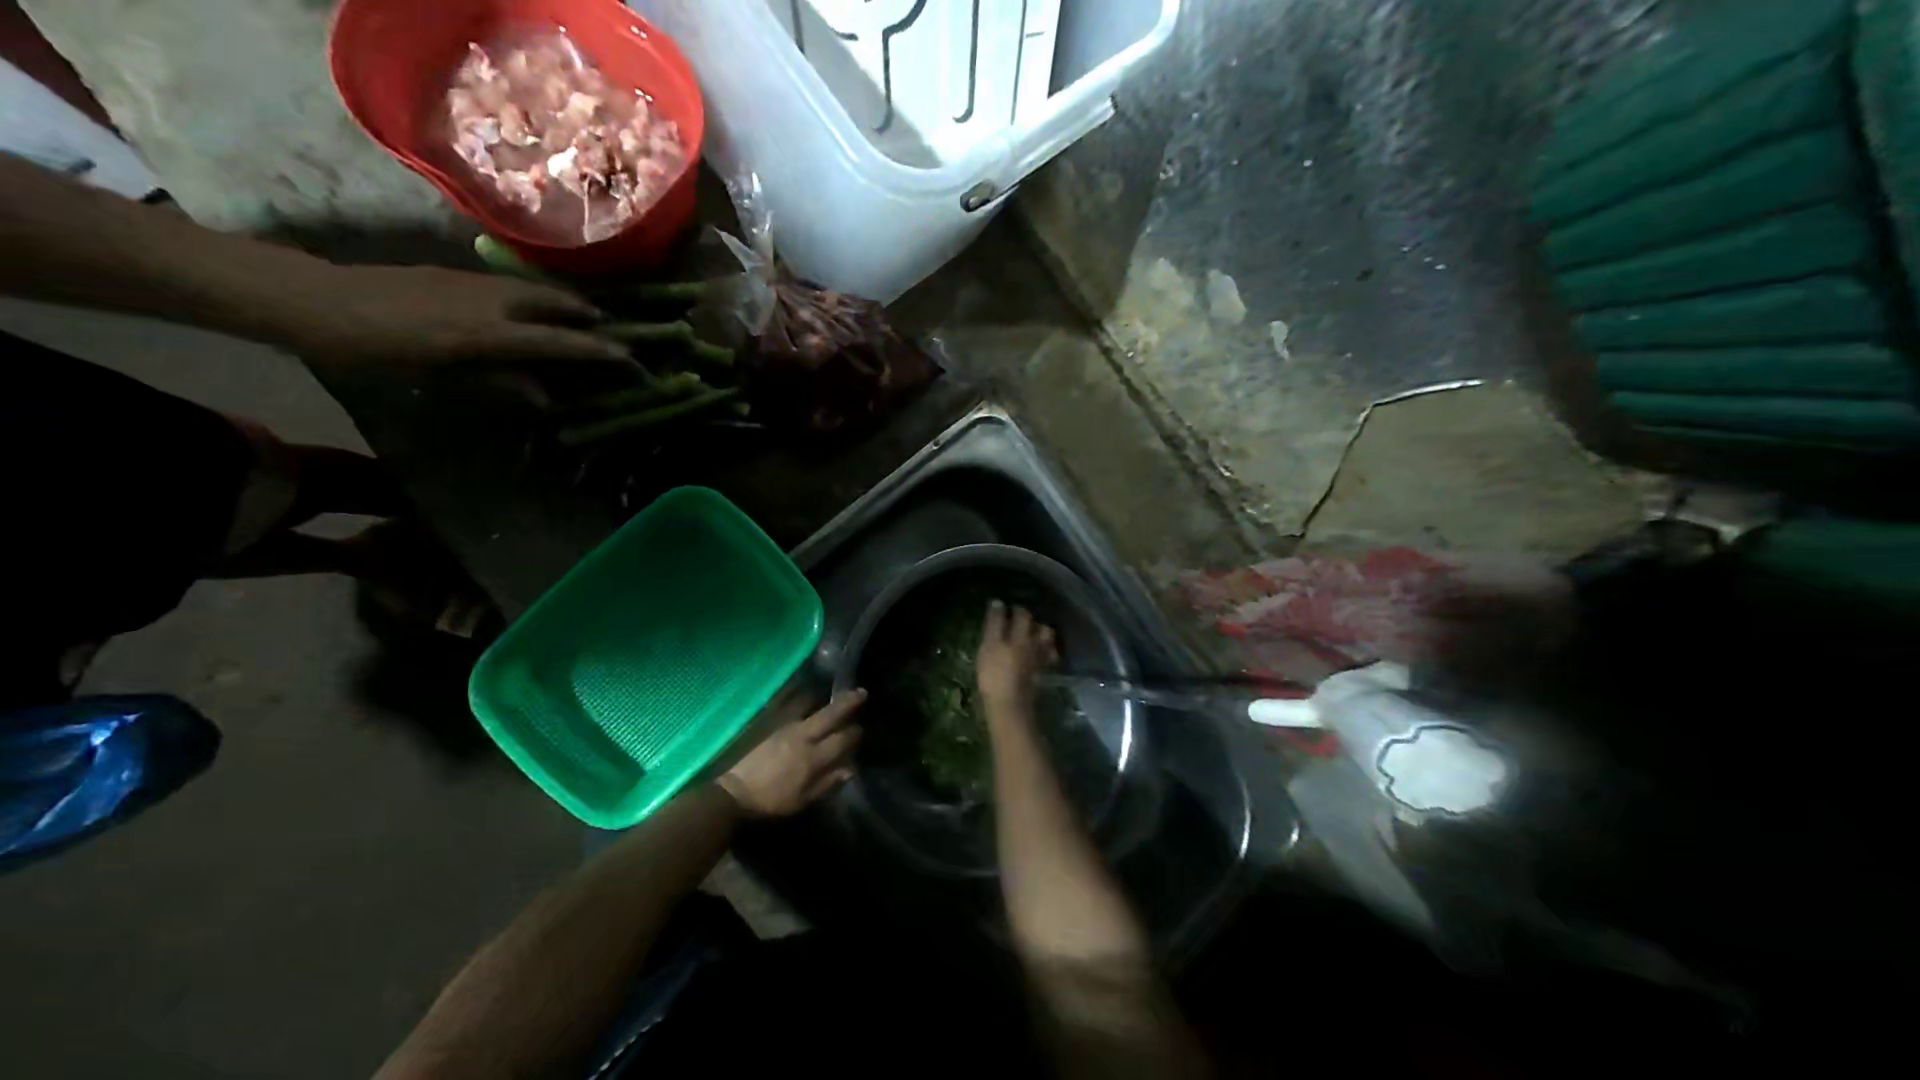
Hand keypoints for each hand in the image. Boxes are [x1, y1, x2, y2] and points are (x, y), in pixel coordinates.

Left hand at [275, 263, 632, 370]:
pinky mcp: (453, 272)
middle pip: (551, 302)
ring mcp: (469, 281)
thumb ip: (497, 380)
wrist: (312, 298)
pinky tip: (528, 304)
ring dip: (561, 300)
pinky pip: (508, 283)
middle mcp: (486, 301)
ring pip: (532, 288)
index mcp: (484, 332)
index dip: (593, 349)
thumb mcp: (438, 374)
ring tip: (578, 312)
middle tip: (609, 326)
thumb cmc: (372, 349)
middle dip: (585, 314)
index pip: (555, 341)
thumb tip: (546, 396)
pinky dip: (532, 294)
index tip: (627, 355)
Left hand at [717, 690, 865, 816]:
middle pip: (830, 714)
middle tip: (862, 692)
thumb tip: (850, 769)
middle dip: (848, 702)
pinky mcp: (774, 725)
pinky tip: (809, 700)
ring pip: (812, 706)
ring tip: (836, 695)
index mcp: (813, 757)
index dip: (854, 733)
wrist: (736, 792)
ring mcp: (787, 727)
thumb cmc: (772, 800)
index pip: (842, 739)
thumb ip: (827, 783)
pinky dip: (806, 702)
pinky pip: (795, 708)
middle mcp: (803, 736)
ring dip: (826, 700)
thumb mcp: (802, 800)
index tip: (860, 730)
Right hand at [976, 601, 1058, 716]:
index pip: (1016, 613)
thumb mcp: (987, 647)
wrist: (1011, 704)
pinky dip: (1046, 648)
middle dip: (1026, 616)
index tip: (1001, 607)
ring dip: (1040, 630)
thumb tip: (998, 603)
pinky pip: (1049, 653)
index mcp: (1018, 633)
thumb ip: (994, 624)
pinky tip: (1040, 651)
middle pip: (1034, 622)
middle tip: (1016, 617)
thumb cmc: (994, 675)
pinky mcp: (1045, 670)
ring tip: (1032, 632)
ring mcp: (1041, 656)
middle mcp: (1033, 641)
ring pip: (1046, 635)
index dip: (1008, 608)